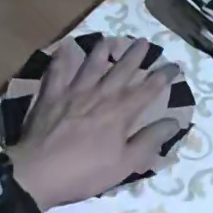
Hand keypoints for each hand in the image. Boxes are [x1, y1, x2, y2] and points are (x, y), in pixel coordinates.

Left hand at [9, 36, 182, 208]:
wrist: (37, 173)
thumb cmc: (85, 173)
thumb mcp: (125, 164)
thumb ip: (148, 141)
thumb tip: (173, 121)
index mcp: (120, 112)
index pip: (148, 89)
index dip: (163, 76)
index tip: (175, 65)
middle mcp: (100, 95)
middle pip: (121, 70)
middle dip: (135, 55)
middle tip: (144, 41)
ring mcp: (73, 92)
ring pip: (91, 65)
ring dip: (102, 51)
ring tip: (109, 39)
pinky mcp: (51, 95)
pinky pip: (57, 71)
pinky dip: (62, 58)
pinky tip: (65, 47)